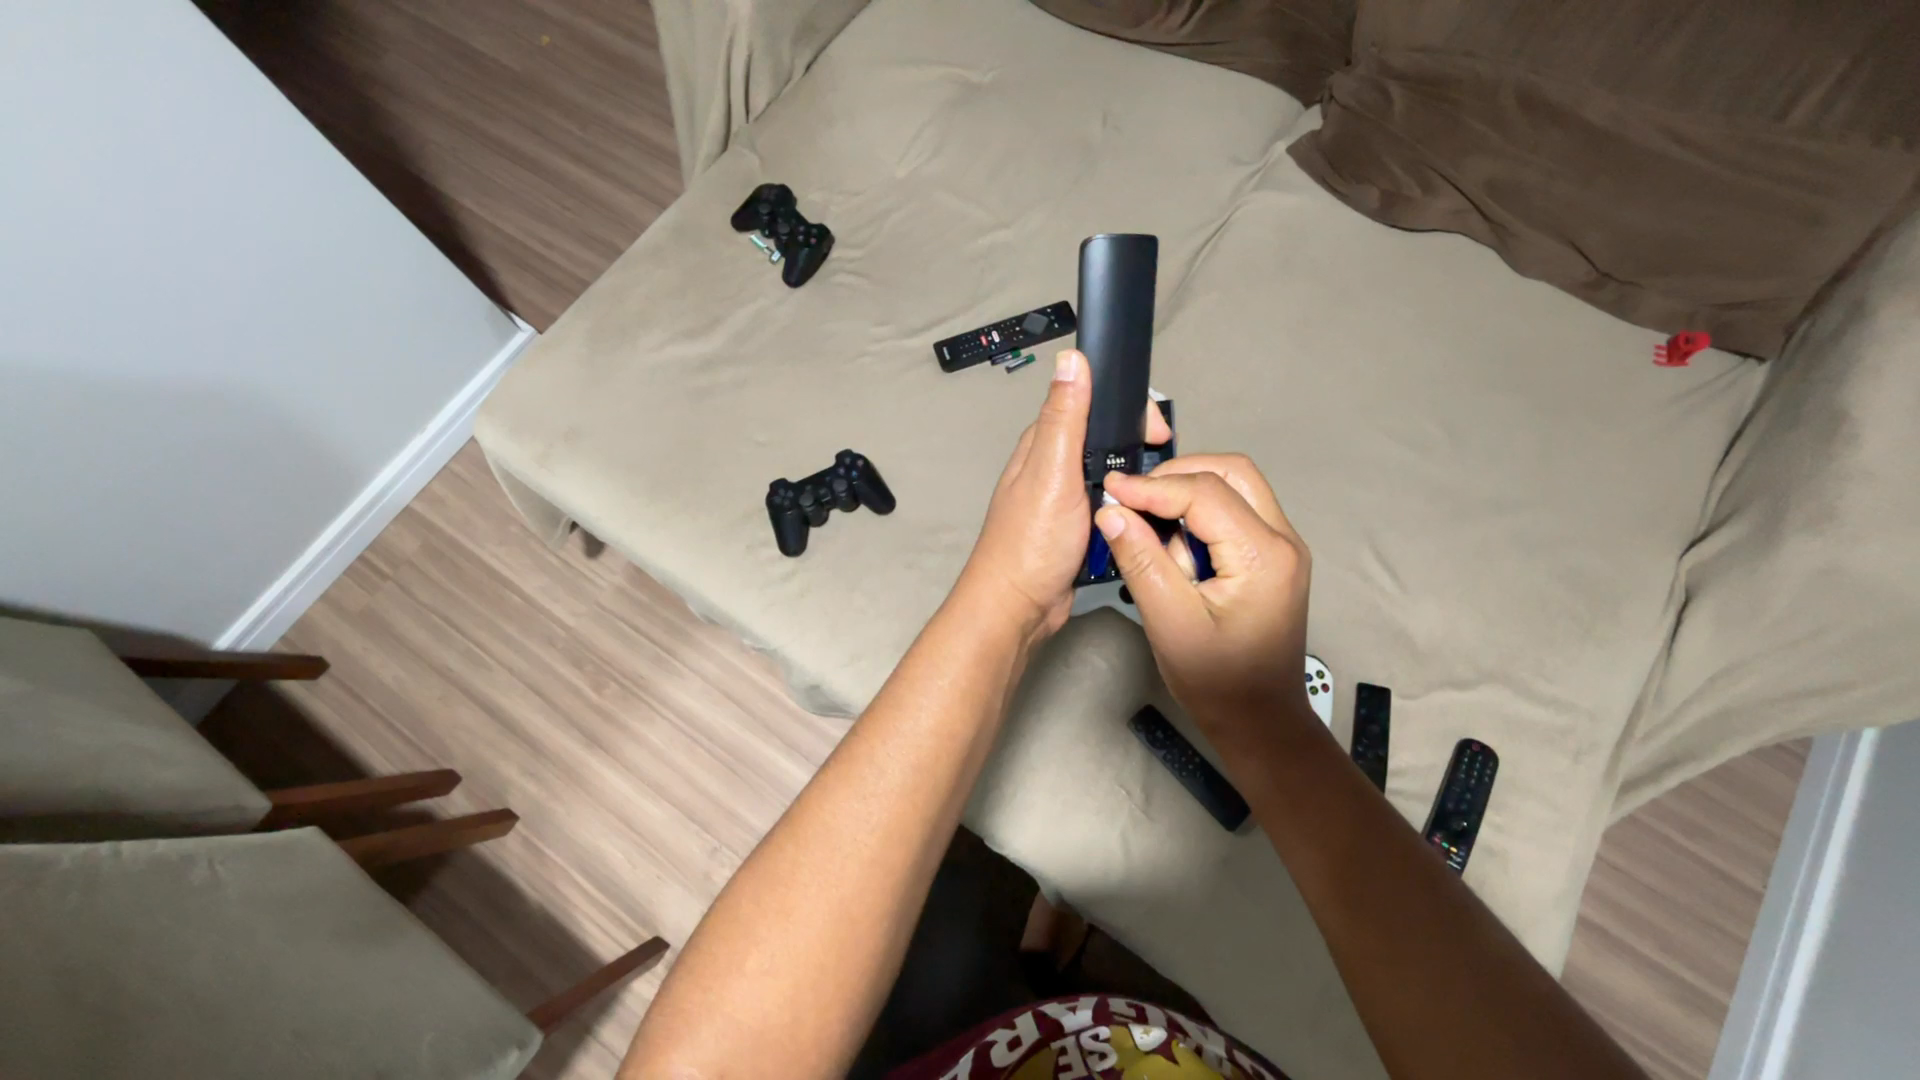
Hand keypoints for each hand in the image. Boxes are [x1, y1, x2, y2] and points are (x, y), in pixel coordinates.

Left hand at [959, 349, 1172, 639]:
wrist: (1018, 607)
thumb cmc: (1031, 542)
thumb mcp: (1052, 472)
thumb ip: (1065, 417)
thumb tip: (1072, 358)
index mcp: (1044, 444)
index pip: (1093, 406)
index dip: (1130, 413)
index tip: (1161, 432)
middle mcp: (1054, 466)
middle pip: (1109, 443)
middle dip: (1140, 452)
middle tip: (1166, 474)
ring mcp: (1067, 499)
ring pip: (1114, 478)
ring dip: (1137, 485)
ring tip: (1162, 498)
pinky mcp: (1078, 528)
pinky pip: (1113, 508)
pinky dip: (1129, 511)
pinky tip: (1146, 519)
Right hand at [1094, 454, 1315, 745]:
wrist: (1259, 720)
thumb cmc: (1217, 681)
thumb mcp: (1170, 622)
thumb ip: (1142, 561)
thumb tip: (1111, 511)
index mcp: (1263, 555)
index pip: (1204, 492)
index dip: (1152, 486)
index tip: (1111, 488)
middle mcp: (1283, 539)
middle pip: (1231, 472)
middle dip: (1177, 476)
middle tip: (1133, 498)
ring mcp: (1282, 547)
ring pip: (1236, 487)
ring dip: (1189, 494)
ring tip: (1151, 526)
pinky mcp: (1272, 558)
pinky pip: (1236, 513)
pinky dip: (1200, 515)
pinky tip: (1173, 545)